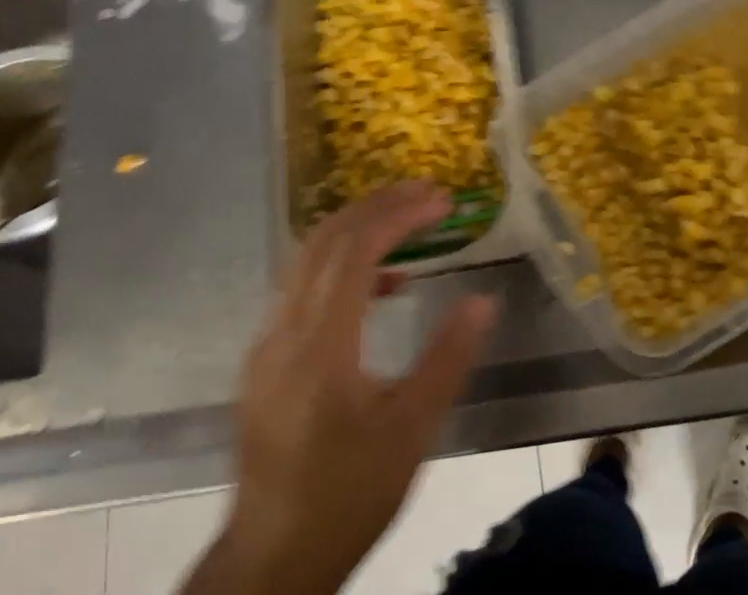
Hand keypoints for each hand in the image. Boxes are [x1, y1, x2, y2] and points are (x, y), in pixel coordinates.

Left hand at [185, 182, 498, 594]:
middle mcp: (284, 332)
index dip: (401, 214)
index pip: (357, 251)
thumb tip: (483, 298)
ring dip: (357, 231)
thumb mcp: (413, 430)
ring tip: (410, 224)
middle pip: (324, 240)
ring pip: (307, 259)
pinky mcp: (264, 360)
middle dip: (378, 206)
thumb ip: (448, 358)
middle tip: (428, 193)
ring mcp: (266, 344)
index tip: (443, 199)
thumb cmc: (350, 493)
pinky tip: (382, 287)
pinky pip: (301, 289)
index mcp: (321, 346)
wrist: (273, 555)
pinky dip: (341, 267)